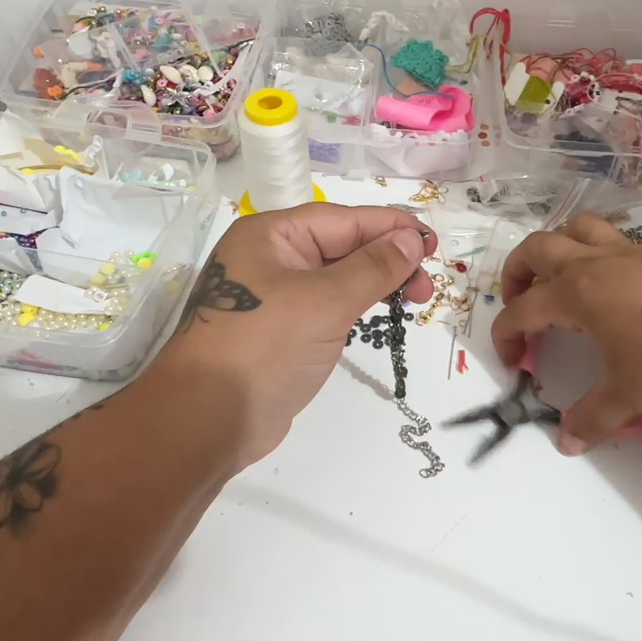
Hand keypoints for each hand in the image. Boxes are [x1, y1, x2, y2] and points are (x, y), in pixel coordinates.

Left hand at [149, 203, 434, 468]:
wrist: (208, 421)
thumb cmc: (264, 349)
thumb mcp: (325, 302)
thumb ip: (373, 268)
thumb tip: (412, 239)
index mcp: (272, 236)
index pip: (344, 220)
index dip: (392, 227)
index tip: (433, 243)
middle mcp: (272, 259)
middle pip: (342, 245)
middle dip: (388, 260)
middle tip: (426, 288)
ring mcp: (275, 297)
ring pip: (338, 278)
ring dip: (377, 283)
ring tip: (414, 301)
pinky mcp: (282, 331)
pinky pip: (328, 307)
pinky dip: (357, 307)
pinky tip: (380, 316)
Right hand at [491, 213, 641, 453]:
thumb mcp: (629, 394)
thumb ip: (592, 418)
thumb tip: (568, 443)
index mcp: (576, 292)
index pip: (521, 309)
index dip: (506, 336)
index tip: (513, 363)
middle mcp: (597, 263)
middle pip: (538, 247)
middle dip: (517, 273)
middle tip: (520, 305)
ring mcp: (633, 253)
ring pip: (578, 228)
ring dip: (557, 249)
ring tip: (560, 282)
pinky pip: (615, 241)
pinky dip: (598, 257)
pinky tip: (617, 292)